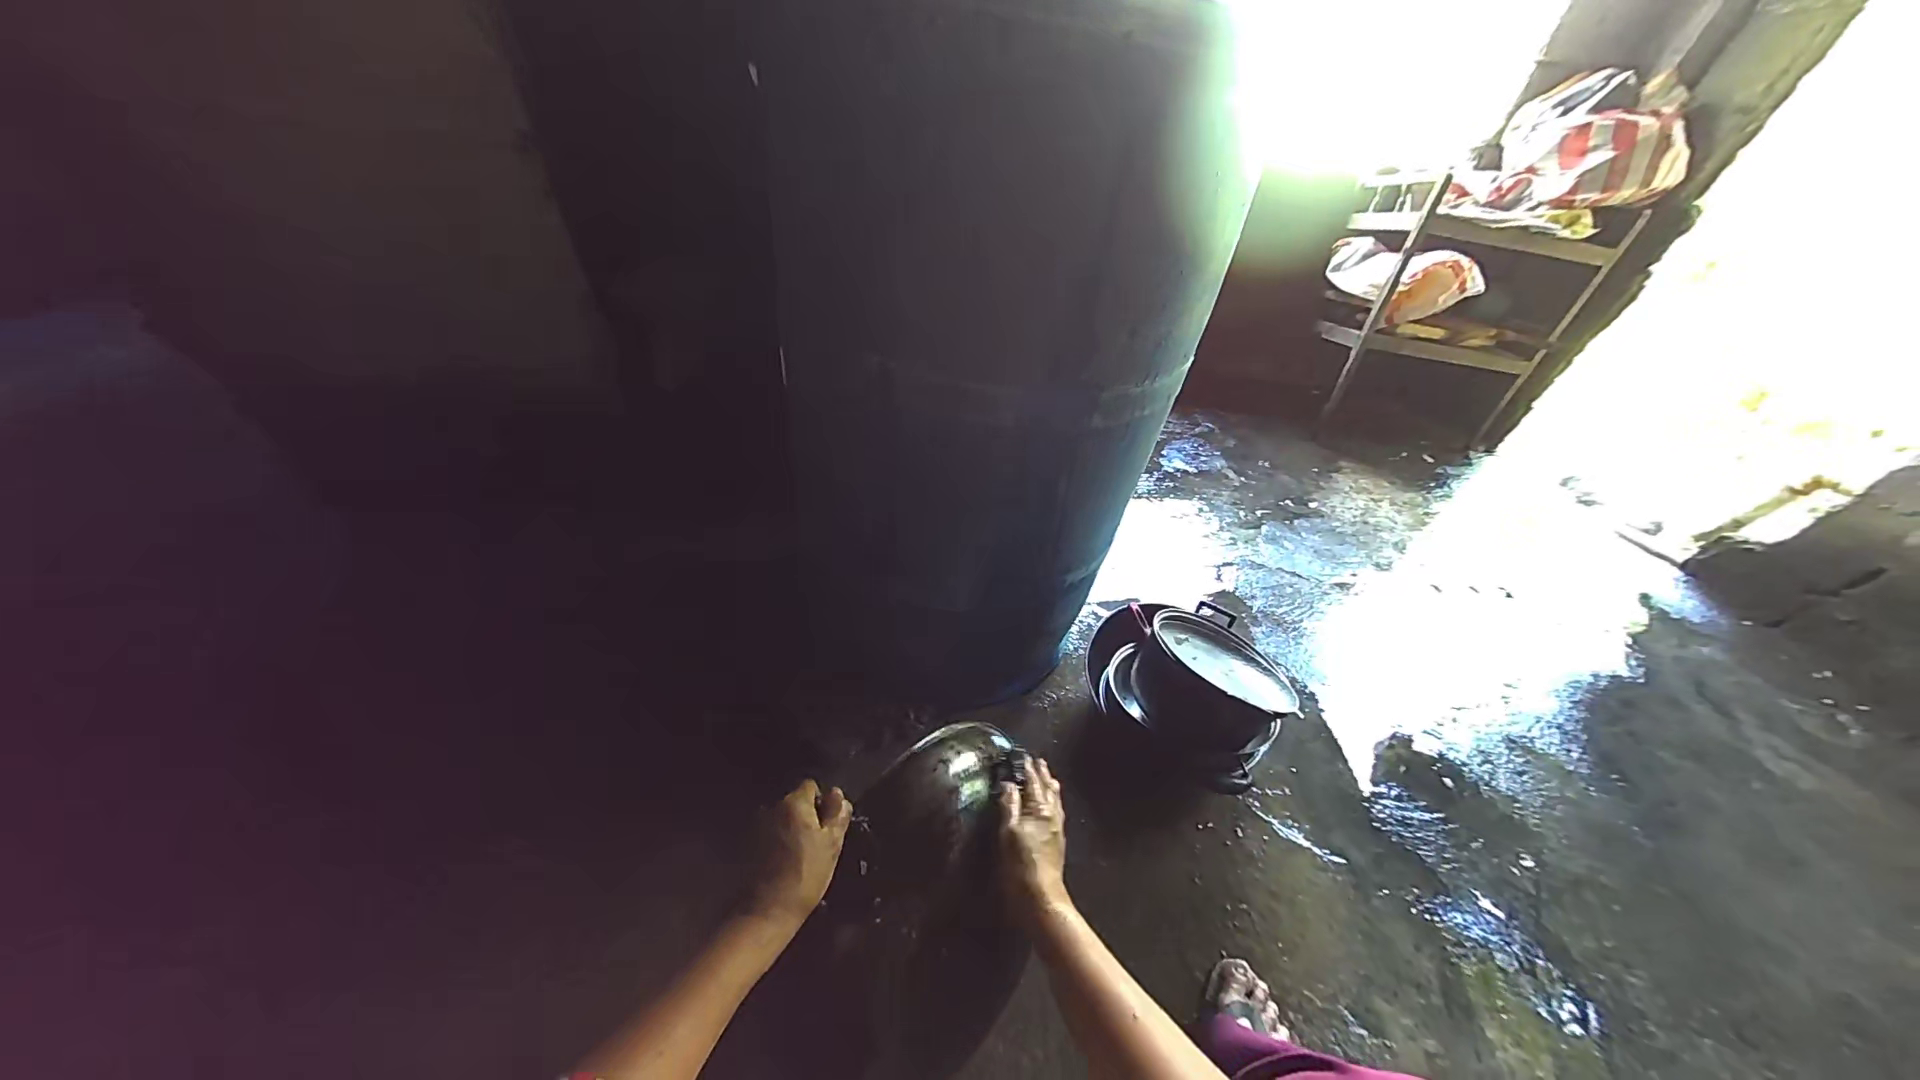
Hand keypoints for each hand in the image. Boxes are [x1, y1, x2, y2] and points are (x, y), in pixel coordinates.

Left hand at [749, 779, 851, 925]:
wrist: (767, 911)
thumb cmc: (806, 874)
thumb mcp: (832, 844)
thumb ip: (837, 814)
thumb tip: (837, 793)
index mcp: (794, 803)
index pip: (811, 786)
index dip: (822, 802)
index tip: (827, 824)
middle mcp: (772, 807)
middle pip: (795, 801)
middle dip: (806, 815)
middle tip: (817, 843)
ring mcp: (757, 826)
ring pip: (781, 819)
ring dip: (790, 829)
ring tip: (799, 855)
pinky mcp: (747, 845)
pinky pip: (769, 834)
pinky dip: (777, 841)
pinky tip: (783, 863)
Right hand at [997, 754, 1068, 921]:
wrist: (1041, 897)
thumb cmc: (1021, 864)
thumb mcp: (1008, 831)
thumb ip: (1009, 805)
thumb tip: (1009, 783)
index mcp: (1041, 808)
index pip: (1033, 781)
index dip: (1027, 768)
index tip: (1023, 755)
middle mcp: (1052, 814)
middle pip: (1047, 788)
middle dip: (1041, 774)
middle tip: (1037, 761)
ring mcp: (1056, 828)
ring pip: (1054, 799)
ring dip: (1048, 786)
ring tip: (1045, 777)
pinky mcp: (1056, 841)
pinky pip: (1055, 811)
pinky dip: (1051, 800)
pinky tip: (1049, 805)